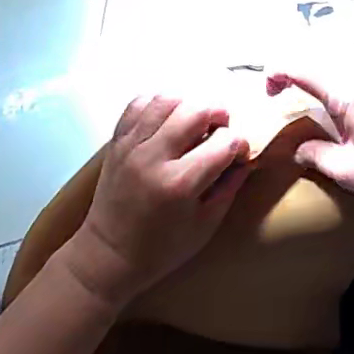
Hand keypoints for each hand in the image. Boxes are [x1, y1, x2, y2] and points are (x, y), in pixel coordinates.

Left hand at [61, 95, 253, 307]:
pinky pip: (139, 103)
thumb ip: (229, 186)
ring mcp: (132, 145)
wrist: (108, 254)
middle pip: (196, 110)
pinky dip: (159, 104)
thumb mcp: (206, 225)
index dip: (240, 145)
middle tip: (219, 132)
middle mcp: (154, 157)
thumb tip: (245, 157)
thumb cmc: (162, 247)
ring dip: (189, 106)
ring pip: (168, 99)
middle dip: (218, 116)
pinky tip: (168, 120)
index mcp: (180, 184)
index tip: (238, 154)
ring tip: (194, 123)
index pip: (224, 142)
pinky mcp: (117, 140)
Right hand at [265, 65, 353, 217]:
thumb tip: (297, 149)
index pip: (299, 65)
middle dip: (294, 67)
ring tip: (307, 93)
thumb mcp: (349, 171)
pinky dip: (338, 72)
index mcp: (346, 92)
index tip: (269, 92)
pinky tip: (339, 98)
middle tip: (282, 90)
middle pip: (317, 53)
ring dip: (317, 68)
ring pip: (337, 56)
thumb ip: (315, 154)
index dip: (276, 73)